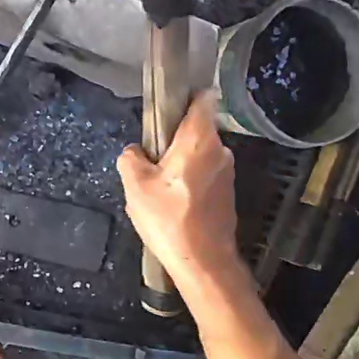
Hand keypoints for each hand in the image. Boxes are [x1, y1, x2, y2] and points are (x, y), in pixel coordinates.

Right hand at [117, 92, 243, 288]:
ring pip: (199, 155)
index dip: (185, 96)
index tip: (167, 107)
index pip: (202, 98)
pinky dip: (191, 182)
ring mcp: (227, 172)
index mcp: (200, 138)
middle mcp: (220, 149)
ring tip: (160, 189)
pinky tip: (175, 204)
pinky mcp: (227, 193)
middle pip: (195, 130)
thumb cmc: (169, 218)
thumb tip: (136, 152)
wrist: (203, 262)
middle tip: (152, 161)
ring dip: (181, 164)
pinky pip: (205, 175)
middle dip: (174, 140)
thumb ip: (131, 158)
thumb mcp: (135, 186)